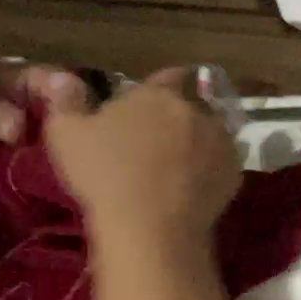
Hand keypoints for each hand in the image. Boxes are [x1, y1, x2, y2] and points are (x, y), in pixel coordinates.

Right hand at [44, 67, 241, 248]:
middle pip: (194, 104)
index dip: (159, 86)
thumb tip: (63, 76)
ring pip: (212, 131)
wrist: (153, 223)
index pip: (169, 76)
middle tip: (157, 134)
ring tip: (176, 158)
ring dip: (199, 138)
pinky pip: (223, 160)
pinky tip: (192, 179)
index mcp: (161, 95)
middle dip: (179, 113)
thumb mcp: (67, 131)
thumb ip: (67, 99)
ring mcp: (224, 143)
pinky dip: (211, 164)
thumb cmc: (104, 173)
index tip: (147, 100)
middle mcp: (200, 113)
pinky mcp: (237, 172)